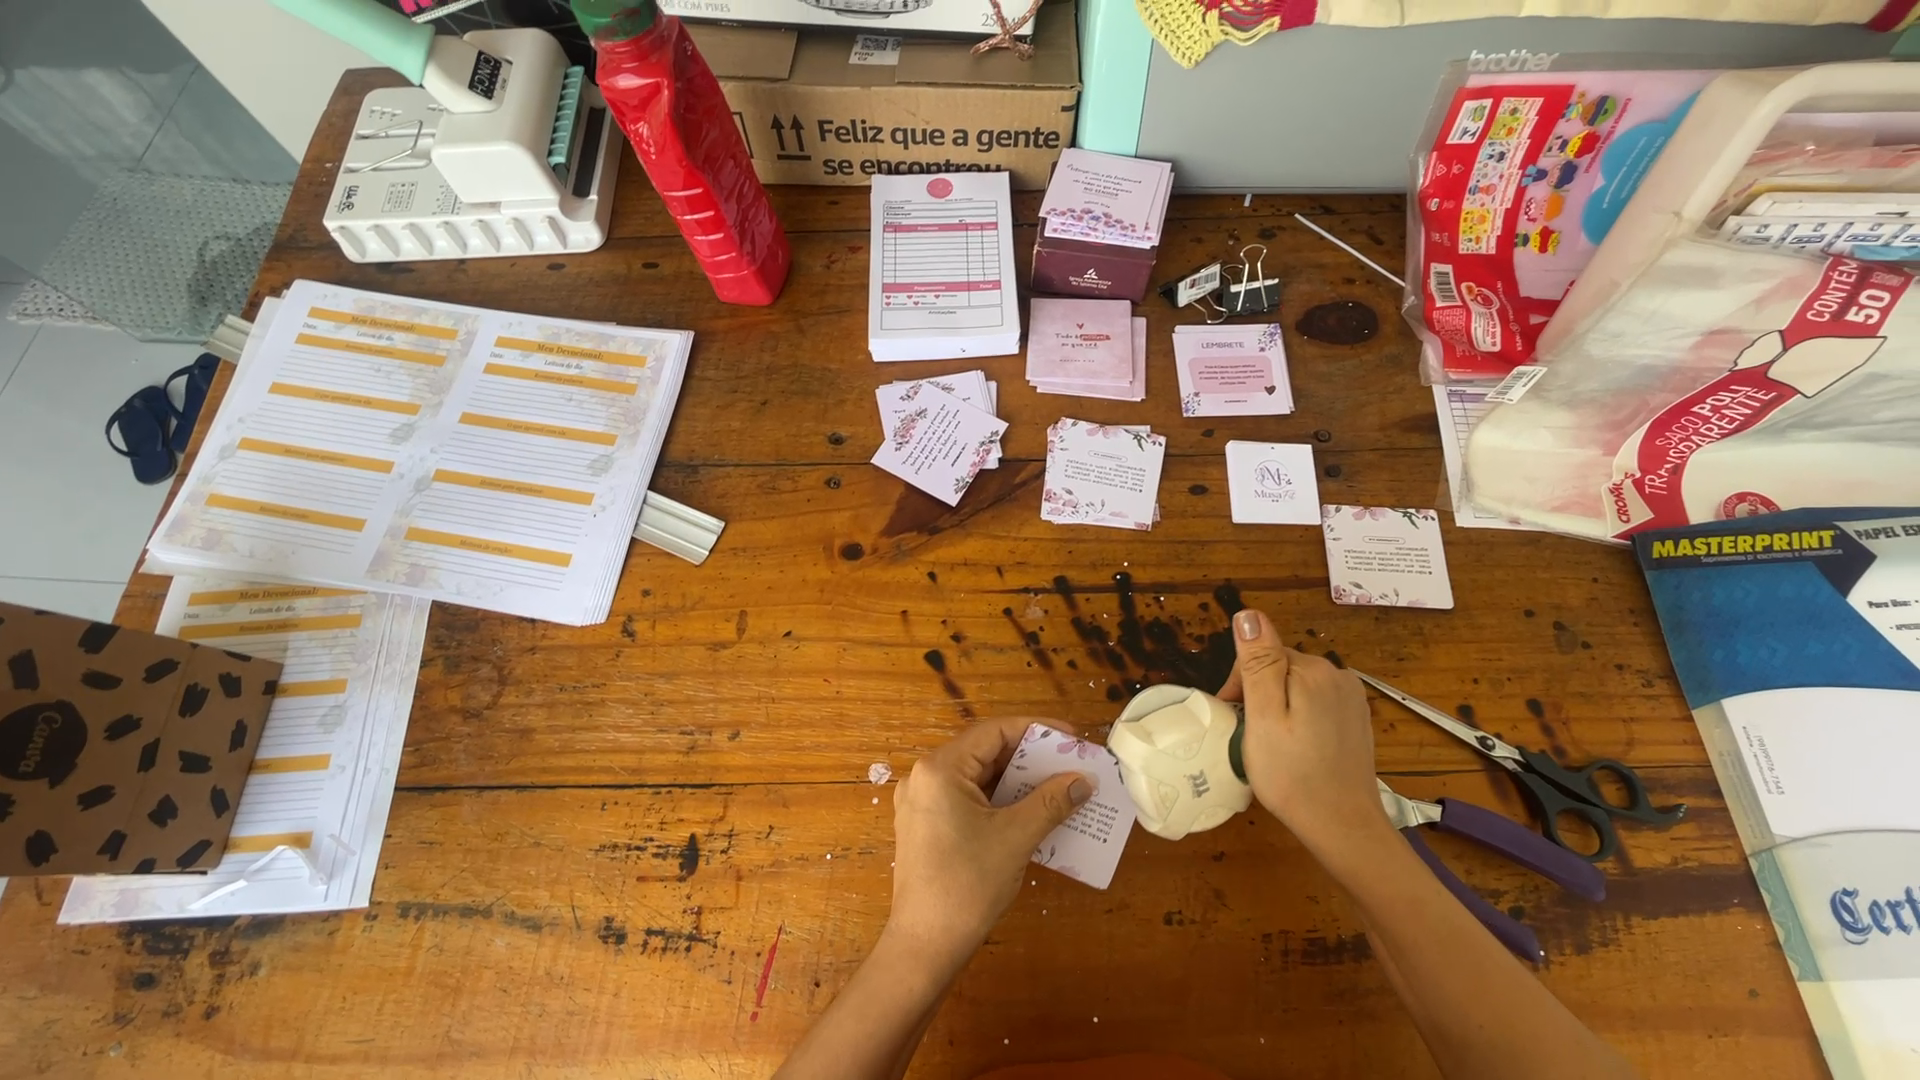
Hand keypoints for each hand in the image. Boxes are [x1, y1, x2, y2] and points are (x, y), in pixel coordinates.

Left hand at [886, 717, 1093, 966]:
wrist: (925, 945)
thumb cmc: (968, 884)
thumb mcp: (1015, 838)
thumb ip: (1051, 802)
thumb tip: (1084, 780)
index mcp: (940, 769)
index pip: (993, 732)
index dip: (1035, 730)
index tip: (1070, 737)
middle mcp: (925, 778)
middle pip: (984, 753)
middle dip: (1029, 759)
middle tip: (1069, 764)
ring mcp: (921, 803)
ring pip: (977, 778)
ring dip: (1017, 782)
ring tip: (1058, 788)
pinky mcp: (926, 827)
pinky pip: (968, 801)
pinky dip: (999, 802)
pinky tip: (1031, 814)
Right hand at [1218, 609, 1390, 851]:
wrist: (1342, 826)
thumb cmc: (1292, 775)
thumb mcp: (1263, 718)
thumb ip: (1258, 664)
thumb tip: (1248, 614)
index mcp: (1312, 671)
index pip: (1260, 656)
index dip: (1239, 686)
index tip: (1232, 719)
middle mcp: (1337, 675)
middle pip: (1279, 668)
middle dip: (1257, 694)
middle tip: (1248, 737)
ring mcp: (1351, 698)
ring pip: (1297, 686)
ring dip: (1278, 707)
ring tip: (1271, 745)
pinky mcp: (1356, 719)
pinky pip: (1316, 703)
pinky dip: (1300, 718)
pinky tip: (1296, 748)